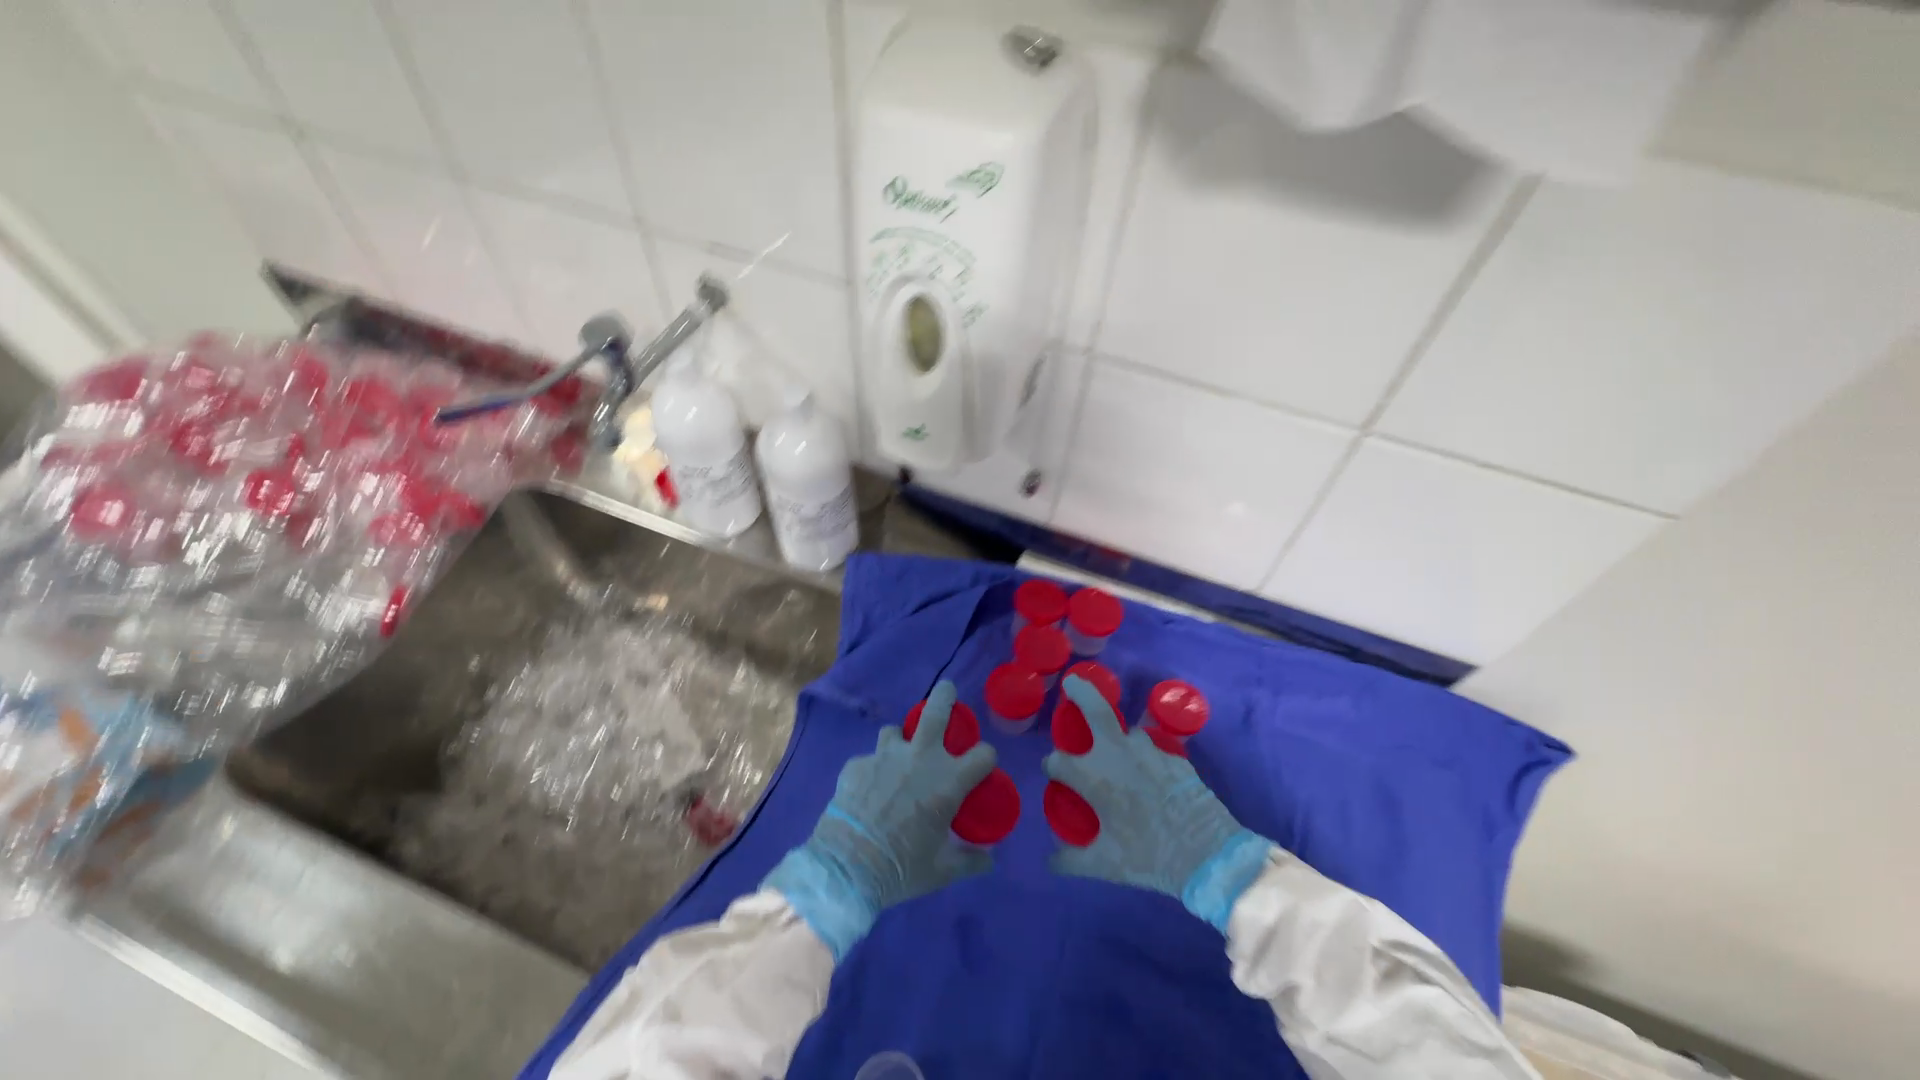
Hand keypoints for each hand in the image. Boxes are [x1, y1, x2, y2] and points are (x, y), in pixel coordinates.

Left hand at [764, 681, 997, 958]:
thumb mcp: (942, 870)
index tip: (981, 766)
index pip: (984, 754)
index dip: (986, 758)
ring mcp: (884, 756)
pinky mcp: (856, 764)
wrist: (846, 868)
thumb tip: (988, 860)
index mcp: (948, 782)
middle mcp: (920, 758)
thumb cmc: (901, 868)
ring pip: (895, 731)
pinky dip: (872, 769)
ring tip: (896, 759)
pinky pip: (869, 758)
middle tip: (947, 693)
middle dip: (945, 696)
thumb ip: (970, 861)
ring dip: (900, 741)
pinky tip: (867, 789)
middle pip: (936, 710)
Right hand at [1044, 675, 1271, 930]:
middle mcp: (1118, 754)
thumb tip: (1051, 861)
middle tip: (1072, 683)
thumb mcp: (1105, 865)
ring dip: (1120, 739)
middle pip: (1095, 709)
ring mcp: (1150, 752)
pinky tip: (1151, 775)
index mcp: (1093, 777)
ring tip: (1120, 755)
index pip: (1057, 760)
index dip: (1052, 766)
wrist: (1205, 854)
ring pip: (1129, 733)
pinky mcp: (1176, 759)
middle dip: (1080, 691)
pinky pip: (1155, 751)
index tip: (1054, 774)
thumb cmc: (1148, 857)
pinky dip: (1147, 758)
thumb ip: (1071, 860)